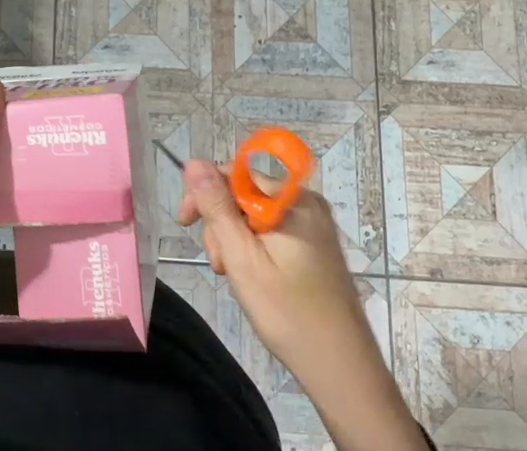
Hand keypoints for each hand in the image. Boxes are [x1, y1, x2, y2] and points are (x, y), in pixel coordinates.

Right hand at [175, 158, 357, 356]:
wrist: (341, 365)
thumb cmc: (287, 312)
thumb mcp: (242, 257)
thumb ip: (216, 207)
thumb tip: (194, 162)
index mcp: (292, 200)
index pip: (234, 173)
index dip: (204, 193)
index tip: (185, 223)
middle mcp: (306, 202)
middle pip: (244, 193)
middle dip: (221, 223)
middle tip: (220, 264)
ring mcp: (314, 223)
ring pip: (255, 213)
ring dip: (235, 239)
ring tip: (235, 275)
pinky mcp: (315, 243)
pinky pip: (272, 229)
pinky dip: (254, 247)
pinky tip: (253, 275)